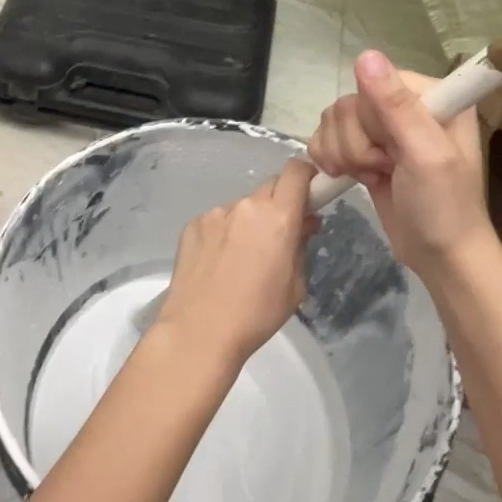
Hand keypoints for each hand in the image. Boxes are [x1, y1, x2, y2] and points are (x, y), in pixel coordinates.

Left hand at [151, 159, 318, 369]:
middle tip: (279, 233)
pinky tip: (218, 263)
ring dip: (249, 221)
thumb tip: (304, 222)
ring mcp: (215, 213)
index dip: (306, 177)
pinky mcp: (192, 224)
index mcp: (278, 217)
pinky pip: (217, 220)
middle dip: (279, 203)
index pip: (296, 172)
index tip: (309, 194)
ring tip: (242, 258)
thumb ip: (301, 245)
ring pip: (242, 206)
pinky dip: (223, 233)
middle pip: (270, 187)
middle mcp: (246, 206)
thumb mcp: (295, 285)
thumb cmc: (257, 313)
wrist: (200, 329)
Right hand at [308, 50, 491, 273]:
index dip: (371, 119)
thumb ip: (396, 106)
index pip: (374, 83)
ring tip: (373, 176)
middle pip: (349, 104)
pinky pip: (324, 137)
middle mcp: (405, 105)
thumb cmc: (443, 207)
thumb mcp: (425, 154)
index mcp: (431, 96)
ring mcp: (382, 129)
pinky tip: (351, 177)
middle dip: (356, 144)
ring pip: (333, 121)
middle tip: (385, 168)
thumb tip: (365, 54)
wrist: (439, 257)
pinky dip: (329, 159)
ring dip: (344, 155)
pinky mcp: (363, 149)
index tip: (393, 149)